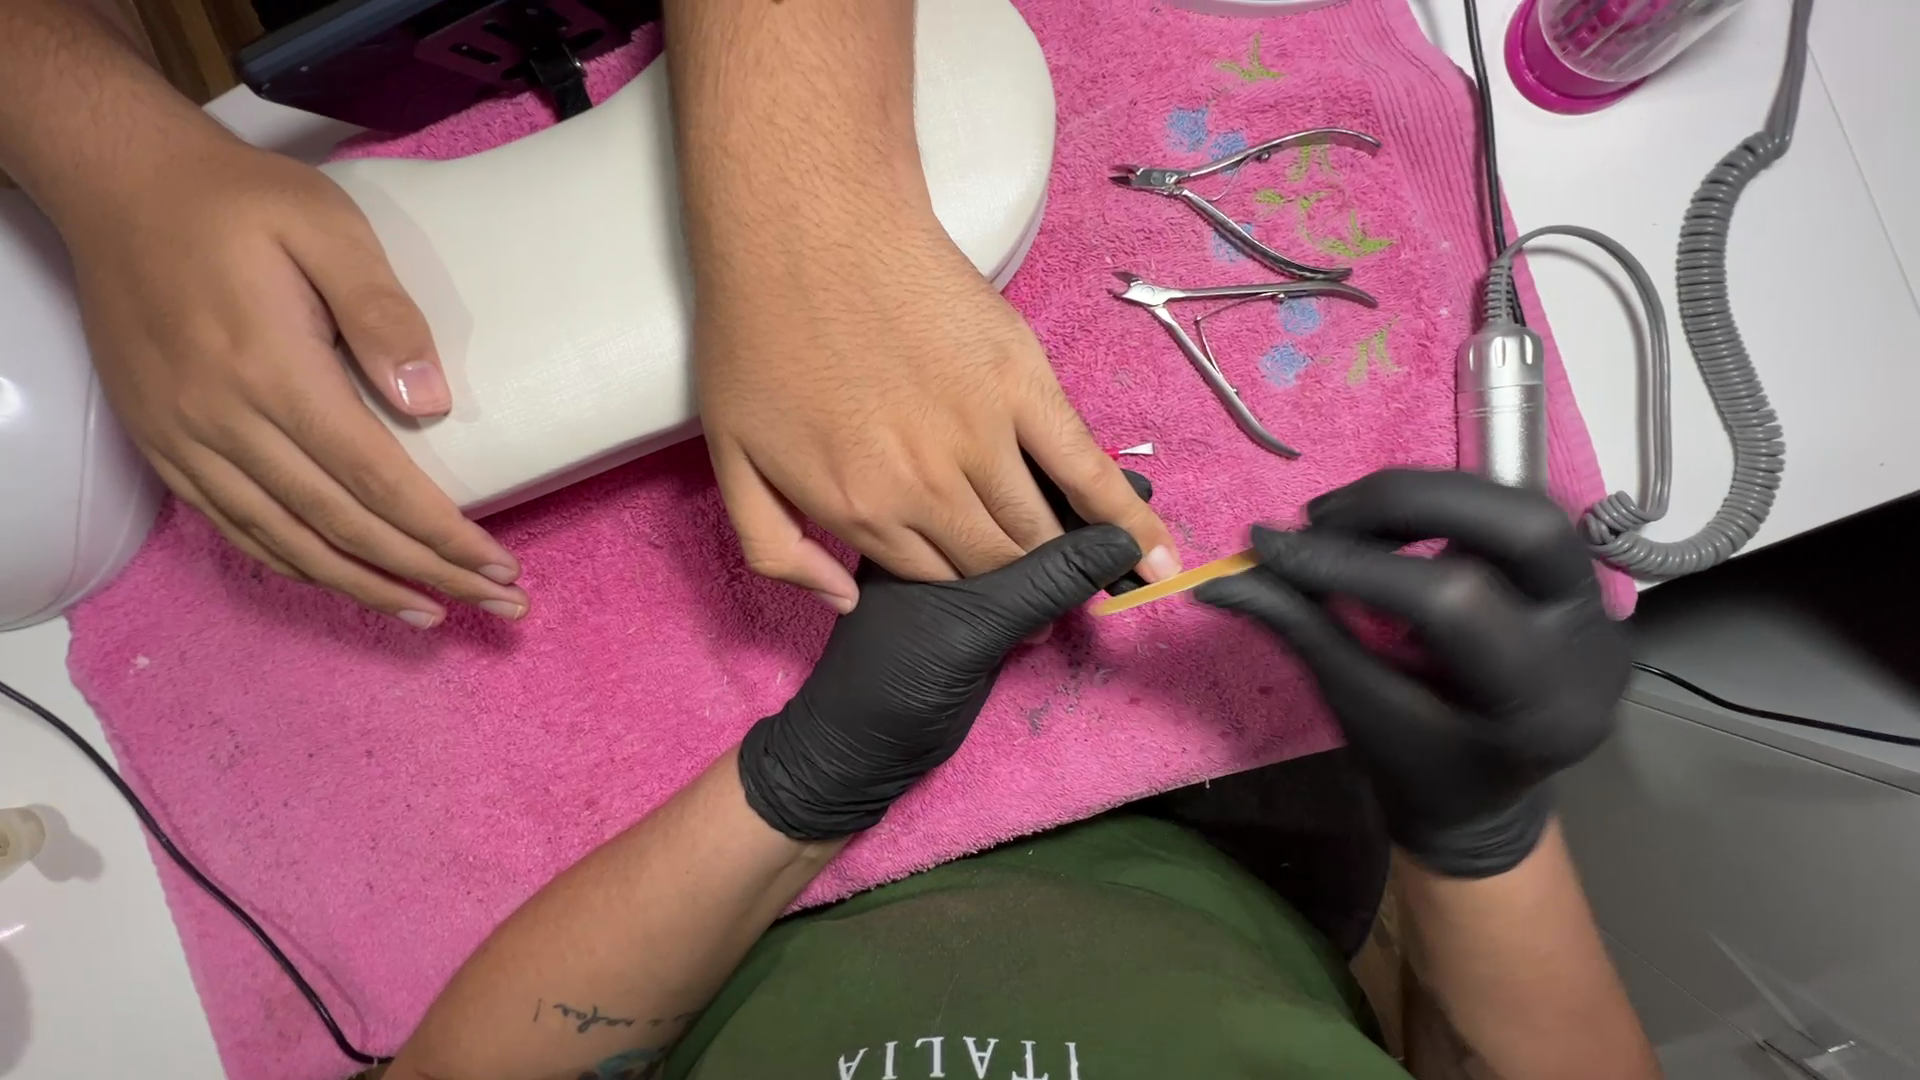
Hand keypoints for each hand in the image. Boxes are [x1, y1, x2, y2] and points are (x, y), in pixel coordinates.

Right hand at [61, 132, 527, 626]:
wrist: (115, 177)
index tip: (500, 566)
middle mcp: (223, 420)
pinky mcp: (163, 439)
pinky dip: (295, 564)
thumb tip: (430, 403)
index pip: (380, 481)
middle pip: (345, 524)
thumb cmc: (243, 202)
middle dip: (429, 572)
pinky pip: (234, 524)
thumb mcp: (331, 232)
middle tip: (499, 603)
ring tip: (433, 614)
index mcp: (273, 373)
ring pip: (287, 541)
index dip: (443, 534)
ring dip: (365, 587)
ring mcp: (184, 436)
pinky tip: (344, 583)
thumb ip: (384, 316)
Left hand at [693, 219, 1177, 611]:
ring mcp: (983, 439)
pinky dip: (1126, 521)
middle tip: (1041, 600)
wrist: (807, 223)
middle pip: (993, 567)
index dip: (965, 601)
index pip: (936, 584)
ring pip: (1040, 532)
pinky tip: (1154, 557)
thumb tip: (846, 602)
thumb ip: (779, 550)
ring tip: (1091, 580)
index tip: (987, 606)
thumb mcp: (731, 459)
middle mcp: (927, 490)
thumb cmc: (760, 335)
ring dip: (1068, 566)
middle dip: (1019, 594)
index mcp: (860, 511)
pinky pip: (1086, 470)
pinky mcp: (1026, 388)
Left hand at [738, 524, 1142, 839]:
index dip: (1074, 486)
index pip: (1007, 482)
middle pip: (1024, 499)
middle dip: (1087, 501)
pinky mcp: (972, 597)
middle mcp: (939, 528)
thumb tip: (1120, 541)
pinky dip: (1065, 563)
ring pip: (1028, 529)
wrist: (861, 749)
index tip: (1135, 492)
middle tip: (1147, 499)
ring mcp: (956, 560)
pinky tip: (1099, 555)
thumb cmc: (901, 683)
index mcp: (923, 517)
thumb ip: (1044, 582)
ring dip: (1081, 529)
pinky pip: (1026, 566)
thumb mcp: (975, 629)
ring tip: (1136, 515)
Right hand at [1198, 469, 1628, 877]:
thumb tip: (1219, 581)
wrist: (1483, 795)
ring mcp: (1601, 607)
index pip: (1452, 602)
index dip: (1351, 564)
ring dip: (1419, 496)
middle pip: (1521, 526)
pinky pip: (1506, 517)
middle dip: (1406, 504)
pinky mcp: (1578, 583)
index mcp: (1540, 704)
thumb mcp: (1353, 703)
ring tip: (1340, 518)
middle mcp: (1594, 643)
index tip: (1268, 550)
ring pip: (1519, 504)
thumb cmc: (1416, 766)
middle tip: (1319, 516)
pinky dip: (1435, 507)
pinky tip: (1382, 526)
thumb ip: (1298, 629)